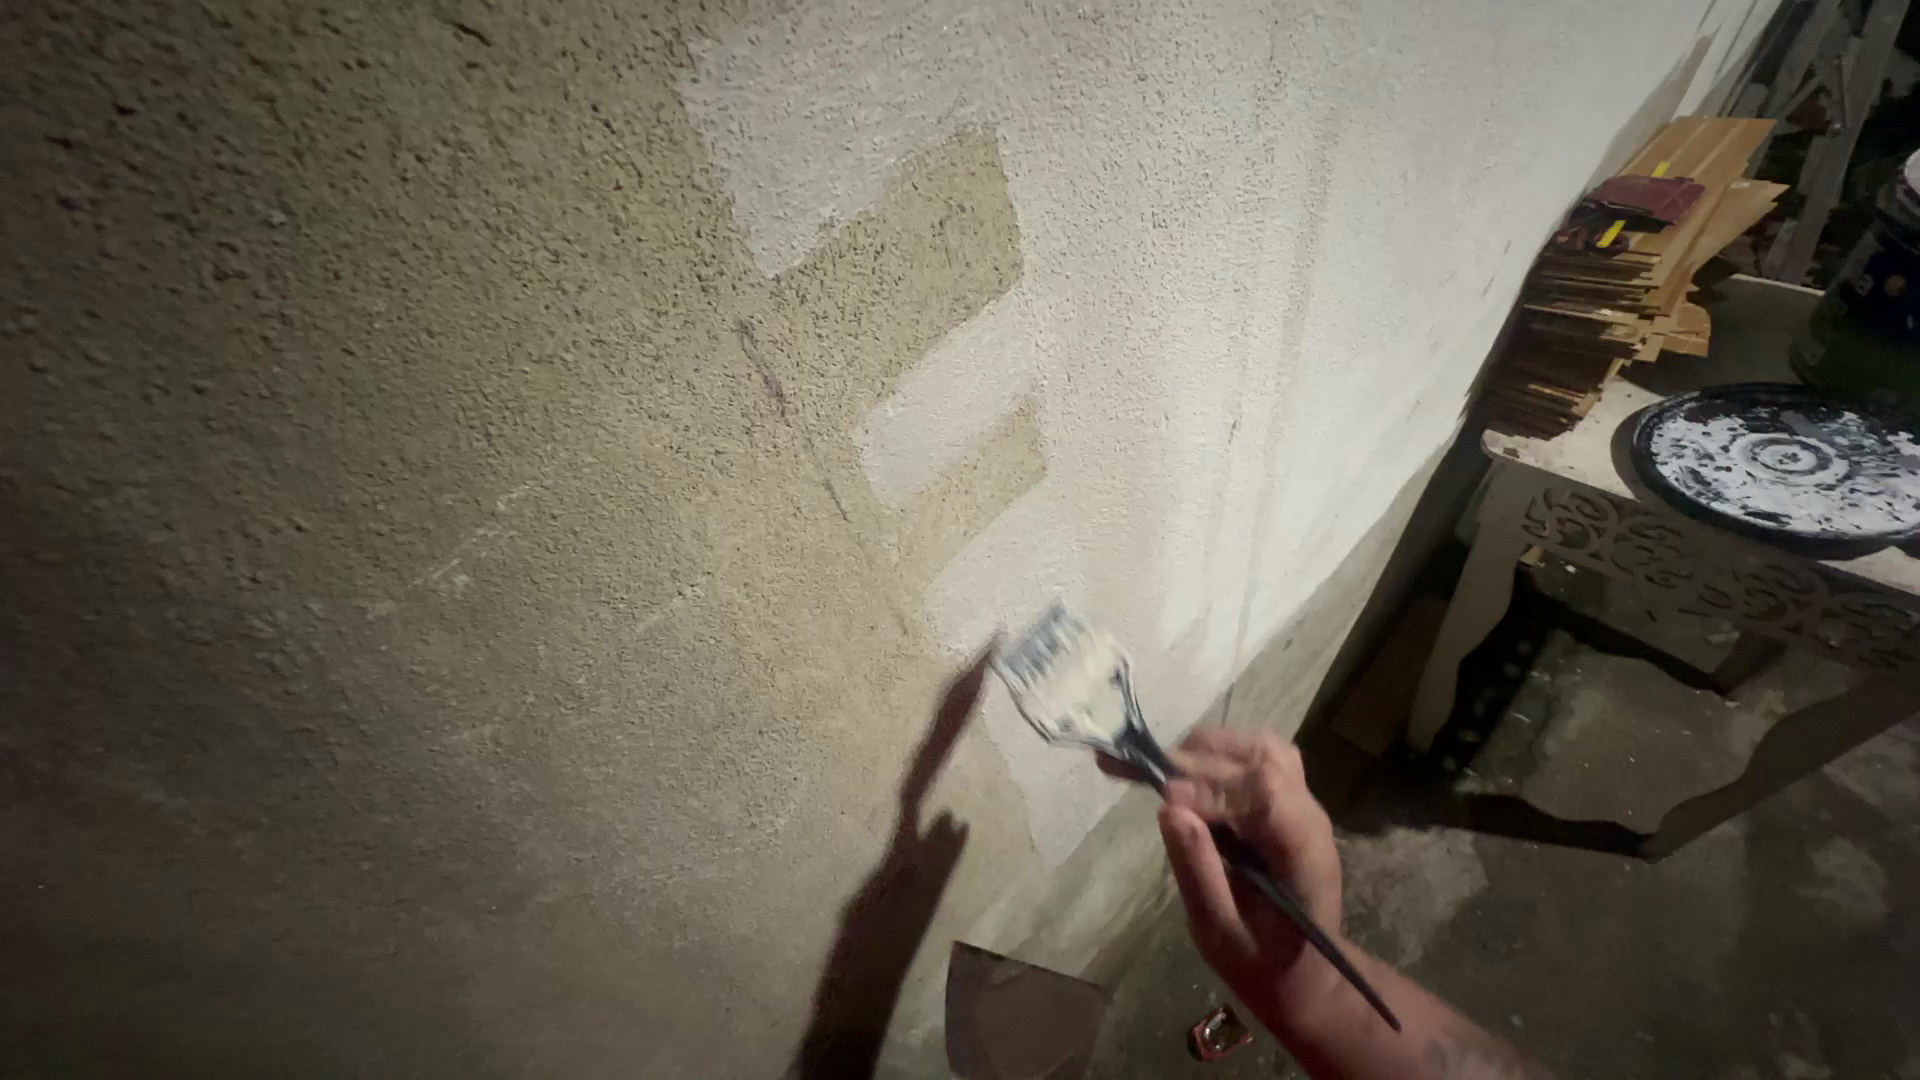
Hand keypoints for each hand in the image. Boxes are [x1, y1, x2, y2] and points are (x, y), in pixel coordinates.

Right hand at [1157, 727, 1346, 1030]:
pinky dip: (1214, 754)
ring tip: (1155, 772)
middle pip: (1259, 758)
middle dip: (1194, 763)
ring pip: (1256, 747)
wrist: (1304, 969)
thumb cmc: (1263, 961)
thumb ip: (1199, 872)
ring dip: (1203, 752)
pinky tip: (1182, 773)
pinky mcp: (1284, 795)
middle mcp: (1308, 814)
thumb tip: (1168, 808)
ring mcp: (1300, 800)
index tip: (1164, 800)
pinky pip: (1254, 755)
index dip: (1212, 787)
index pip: (1265, 793)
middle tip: (1133, 772)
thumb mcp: (1222, 935)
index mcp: (1303, 852)